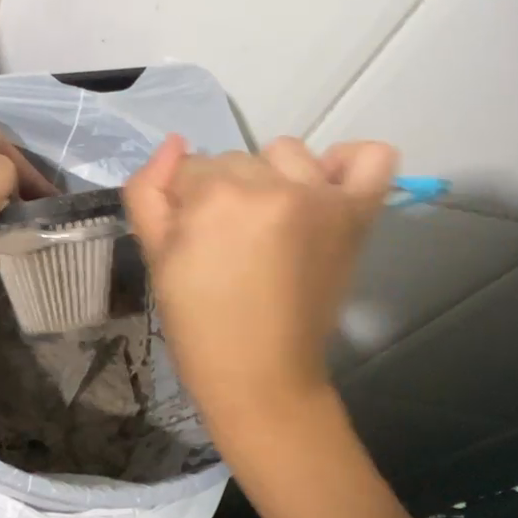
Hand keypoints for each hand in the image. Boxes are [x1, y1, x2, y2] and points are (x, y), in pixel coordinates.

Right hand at [124, 135, 397, 430]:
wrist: (260, 375)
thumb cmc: (197, 325)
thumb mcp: (155, 259)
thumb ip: (147, 193)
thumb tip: (174, 143)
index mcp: (214, 197)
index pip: (189, 170)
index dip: (183, 205)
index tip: (190, 244)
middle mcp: (270, 185)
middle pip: (235, 160)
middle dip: (223, 194)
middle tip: (226, 246)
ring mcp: (320, 197)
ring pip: (285, 153)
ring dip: (271, 179)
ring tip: (267, 226)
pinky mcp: (356, 214)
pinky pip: (370, 158)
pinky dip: (349, 163)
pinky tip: (324, 189)